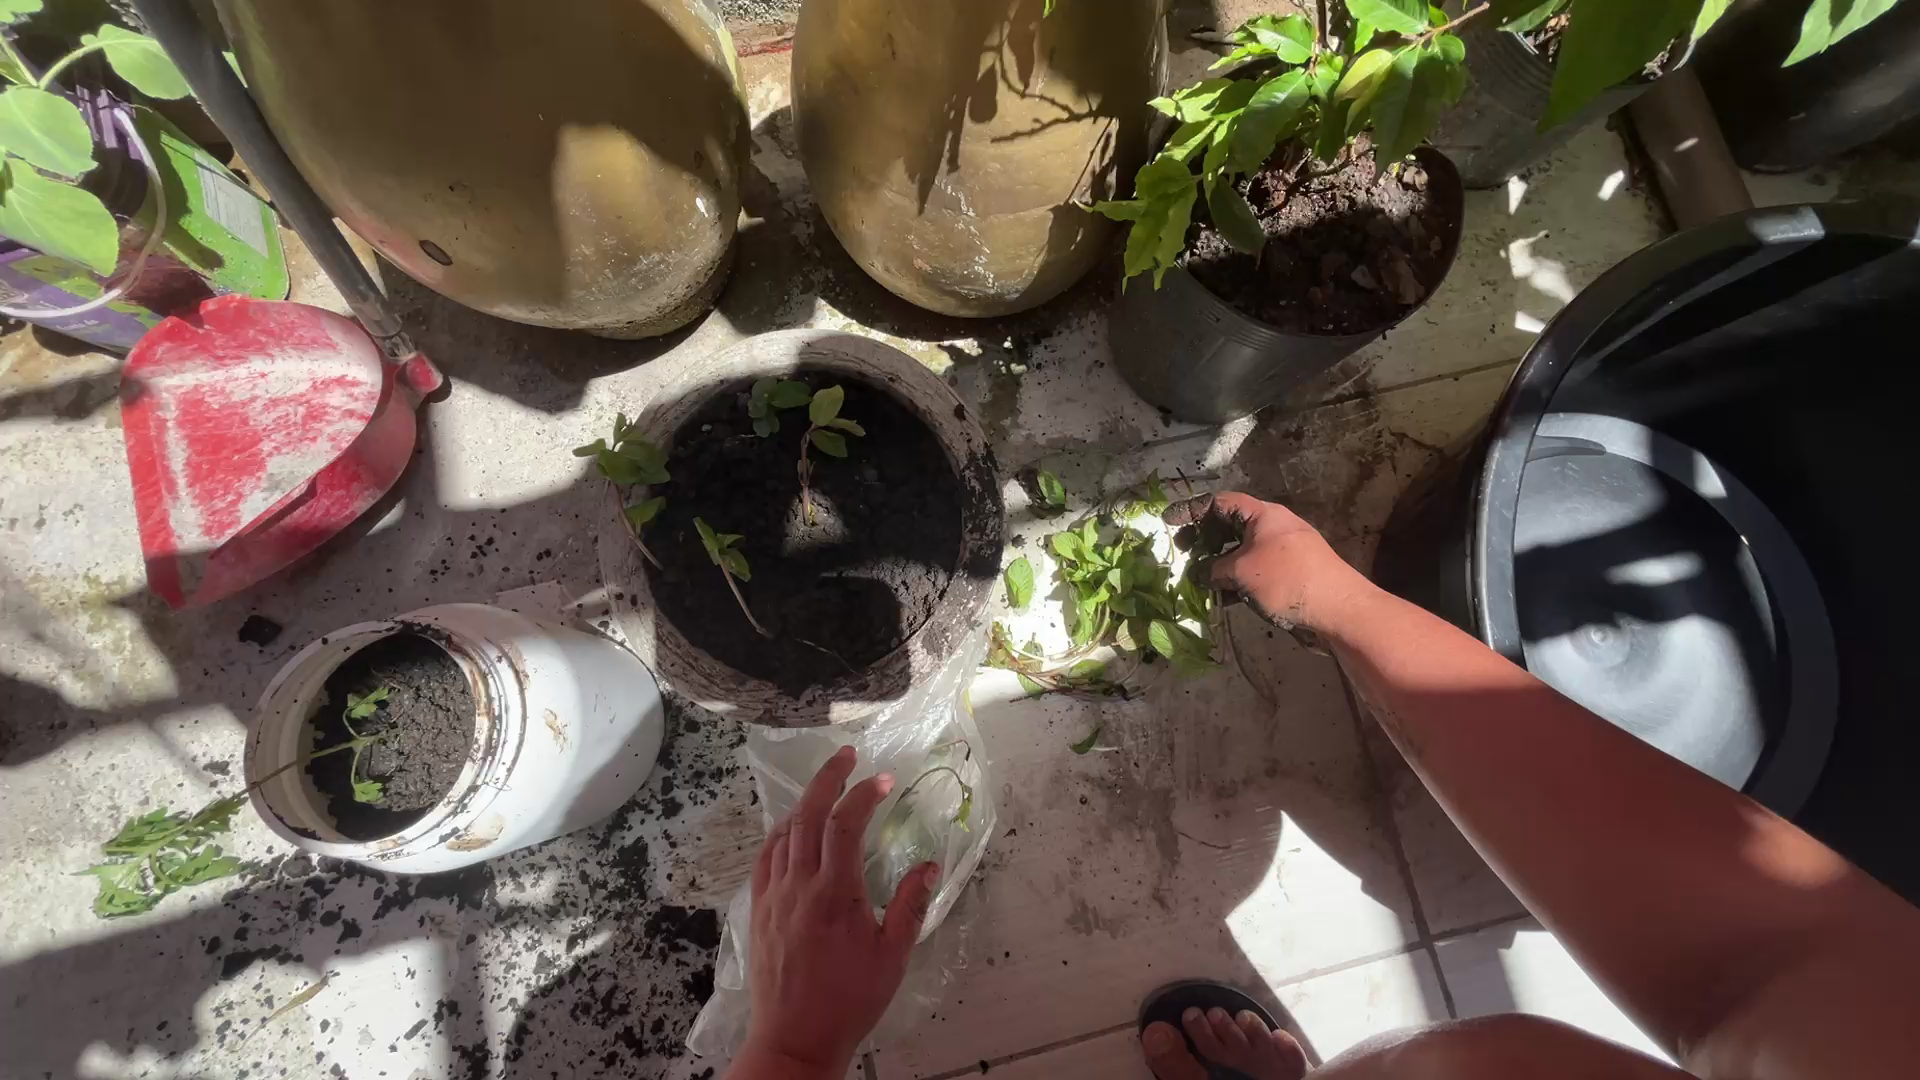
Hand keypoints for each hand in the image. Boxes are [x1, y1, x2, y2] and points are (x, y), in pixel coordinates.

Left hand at [738, 746, 939, 1078]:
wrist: (794, 1042)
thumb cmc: (850, 1000)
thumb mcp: (893, 957)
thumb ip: (911, 906)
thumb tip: (929, 865)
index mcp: (835, 894)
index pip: (845, 824)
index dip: (864, 794)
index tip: (884, 780)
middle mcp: (800, 885)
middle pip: (809, 815)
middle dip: (828, 777)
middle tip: (847, 754)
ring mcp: (774, 895)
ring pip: (785, 832)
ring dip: (806, 801)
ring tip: (827, 786)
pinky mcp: (758, 909)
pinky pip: (766, 857)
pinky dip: (781, 831)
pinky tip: (793, 827)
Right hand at [1165, 491, 1368, 632]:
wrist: (1339, 611)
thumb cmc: (1287, 580)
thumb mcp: (1240, 571)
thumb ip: (1212, 569)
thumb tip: (1198, 573)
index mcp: (1262, 515)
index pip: (1219, 503)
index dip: (1191, 510)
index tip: (1168, 522)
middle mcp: (1271, 528)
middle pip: (1228, 526)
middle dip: (1202, 538)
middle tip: (1182, 552)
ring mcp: (1280, 553)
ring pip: (1238, 551)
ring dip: (1216, 564)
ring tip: (1196, 578)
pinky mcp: (1285, 576)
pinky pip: (1250, 572)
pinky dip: (1232, 581)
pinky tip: (1220, 598)